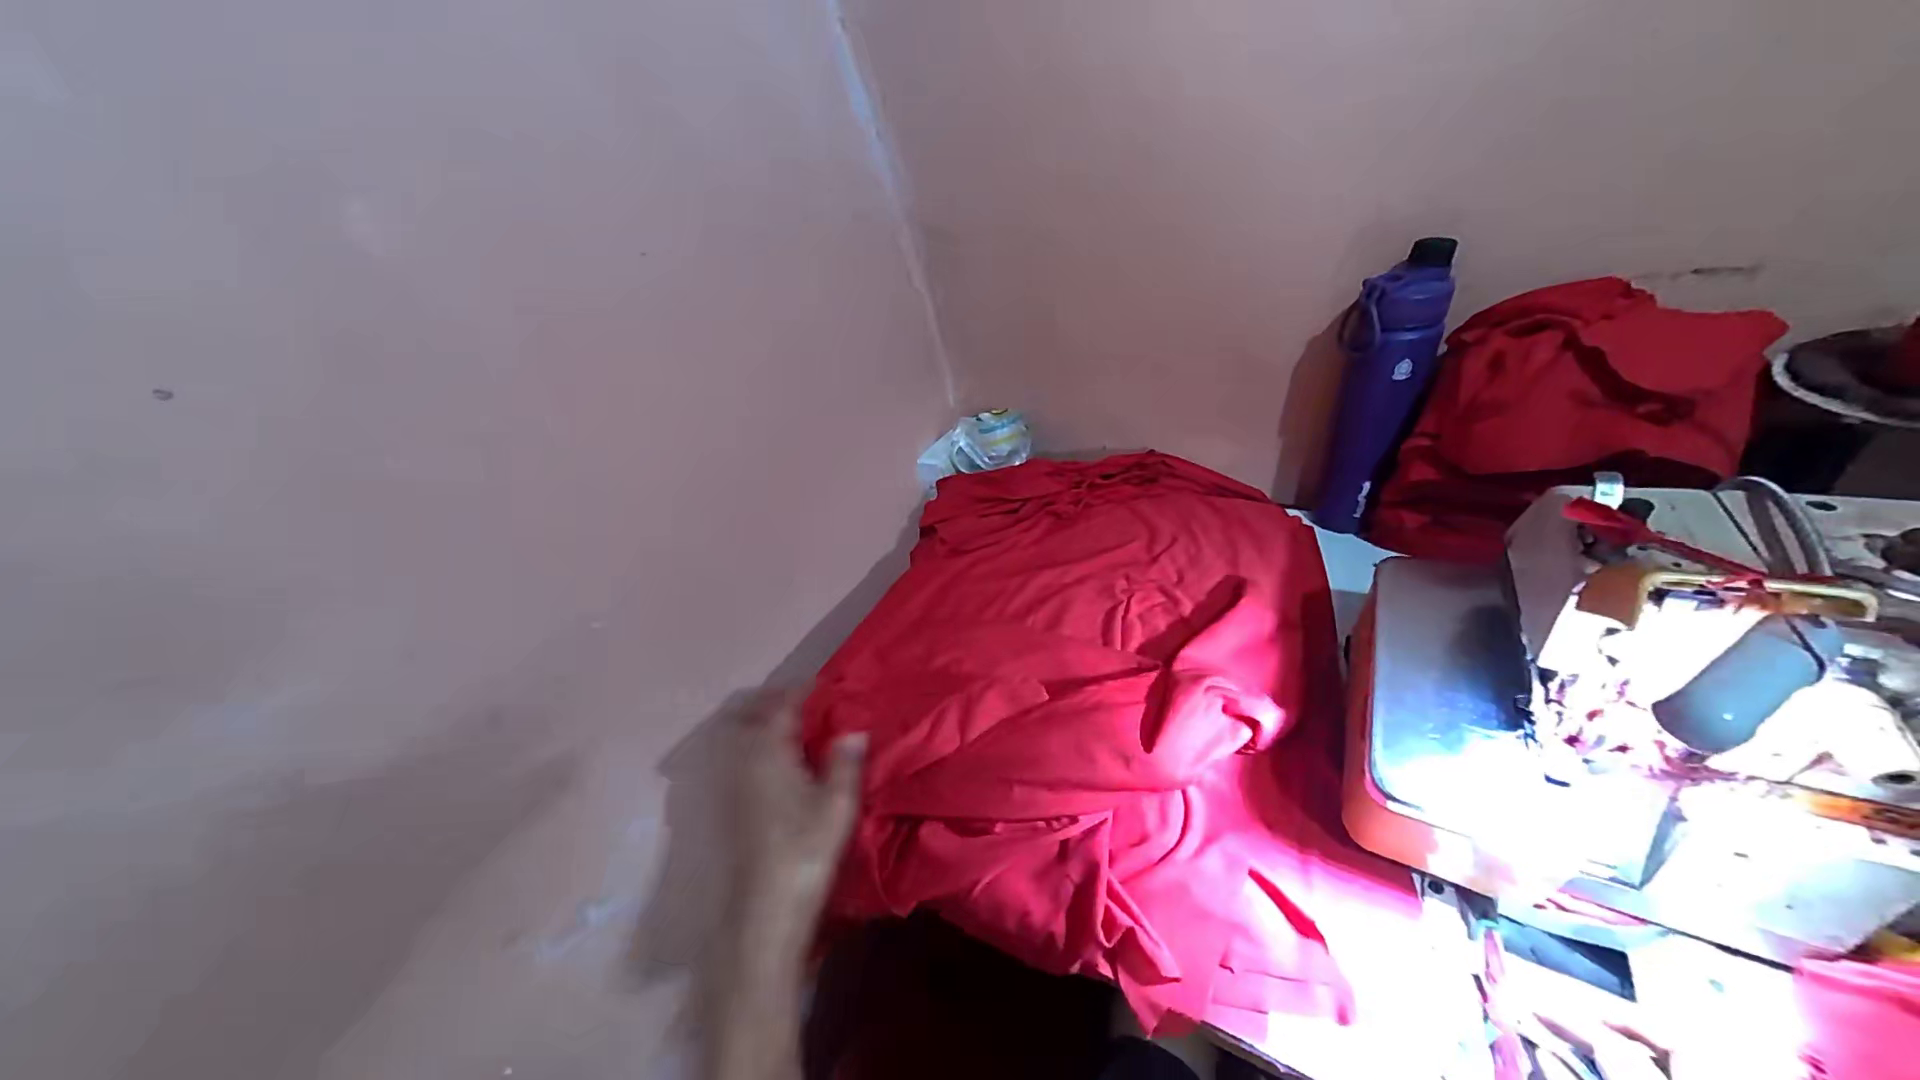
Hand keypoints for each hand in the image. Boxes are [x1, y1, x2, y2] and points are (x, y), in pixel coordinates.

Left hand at [732, 687, 866, 922]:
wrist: (764, 907)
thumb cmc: (805, 849)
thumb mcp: (838, 803)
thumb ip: (844, 761)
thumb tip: (853, 731)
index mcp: (768, 750)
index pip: (782, 706)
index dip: (802, 691)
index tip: (823, 685)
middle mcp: (741, 758)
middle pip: (750, 712)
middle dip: (774, 700)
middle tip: (804, 700)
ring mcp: (728, 780)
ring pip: (737, 732)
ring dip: (758, 718)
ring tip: (788, 724)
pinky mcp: (725, 801)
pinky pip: (734, 752)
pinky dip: (750, 740)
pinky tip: (773, 757)